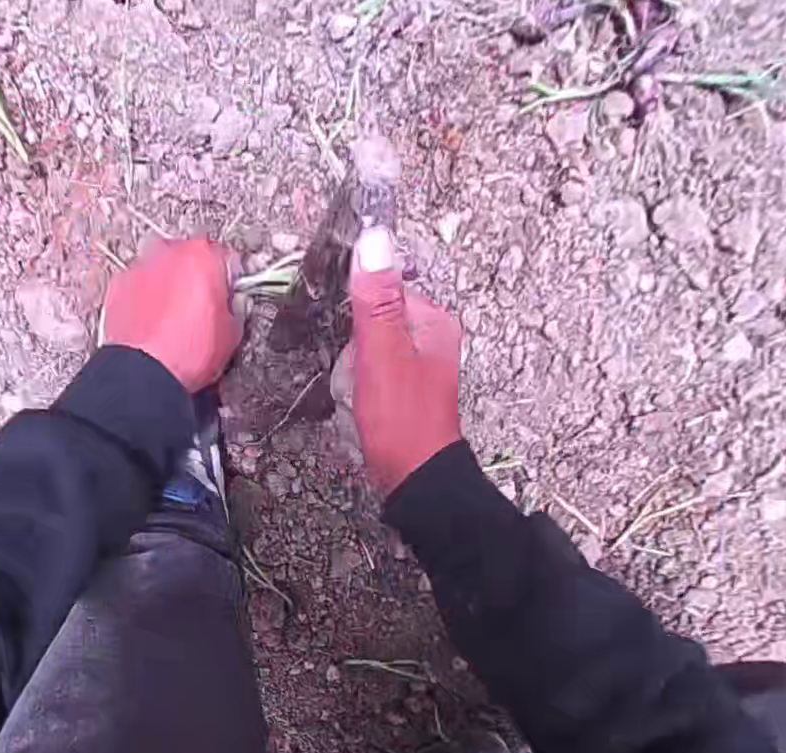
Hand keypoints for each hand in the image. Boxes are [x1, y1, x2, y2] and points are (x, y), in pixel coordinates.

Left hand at [99, 235, 243, 390]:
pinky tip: (157, 324)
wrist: (147, 371)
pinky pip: (140, 286)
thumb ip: (237, 309)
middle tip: (205, 310)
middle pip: (191, 258)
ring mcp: (141, 268)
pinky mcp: (119, 286)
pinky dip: (147, 299)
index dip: (232, 279)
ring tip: (179, 320)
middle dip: (199, 280)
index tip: (232, 293)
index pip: (226, 257)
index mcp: (203, 257)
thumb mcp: (232, 334)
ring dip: (172, 287)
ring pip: (163, 270)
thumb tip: (234, 307)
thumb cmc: (186, 352)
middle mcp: (169, 254)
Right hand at [348, 226, 462, 494]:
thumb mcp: (383, 354)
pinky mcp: (406, 390)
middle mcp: (432, 340)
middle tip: (361, 377)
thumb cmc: (402, 421)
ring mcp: (420, 367)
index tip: (352, 343)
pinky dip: (361, 388)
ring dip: (355, 372)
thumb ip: (376, 301)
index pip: (382, 292)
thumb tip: (374, 238)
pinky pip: (373, 374)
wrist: (415, 481)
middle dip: (355, 349)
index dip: (356, 316)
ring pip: (368, 350)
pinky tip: (364, 407)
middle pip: (373, 322)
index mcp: (433, 322)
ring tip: (362, 397)